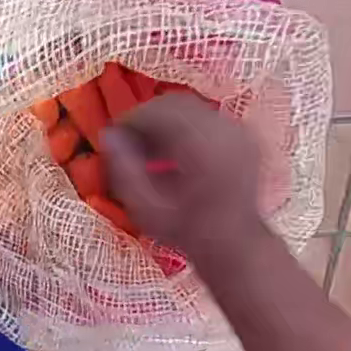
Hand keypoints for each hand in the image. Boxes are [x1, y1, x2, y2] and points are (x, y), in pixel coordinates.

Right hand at [101, 94, 267, 262]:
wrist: (236, 247)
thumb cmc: (187, 233)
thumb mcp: (146, 209)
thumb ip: (123, 170)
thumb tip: (108, 136)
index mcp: (202, 146)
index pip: (158, 111)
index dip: (130, 120)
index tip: (113, 138)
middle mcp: (224, 130)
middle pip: (174, 104)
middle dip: (146, 118)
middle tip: (128, 142)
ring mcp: (238, 131)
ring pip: (190, 108)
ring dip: (164, 121)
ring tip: (149, 149)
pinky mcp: (242, 136)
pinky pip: (205, 117)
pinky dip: (184, 126)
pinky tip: (172, 152)